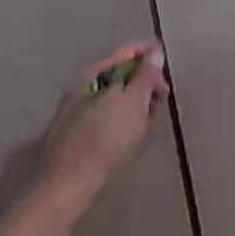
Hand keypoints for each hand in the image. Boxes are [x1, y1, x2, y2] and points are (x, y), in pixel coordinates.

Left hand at [44, 39, 168, 198]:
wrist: (69, 183)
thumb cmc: (105, 138)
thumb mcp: (134, 103)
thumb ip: (147, 76)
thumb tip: (155, 52)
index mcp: (92, 74)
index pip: (124, 53)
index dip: (146, 51)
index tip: (165, 55)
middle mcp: (81, 88)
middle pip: (119, 74)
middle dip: (143, 79)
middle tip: (164, 93)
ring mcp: (76, 111)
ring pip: (113, 96)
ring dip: (135, 100)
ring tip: (153, 112)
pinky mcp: (77, 134)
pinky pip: (107, 115)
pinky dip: (124, 116)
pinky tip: (134, 130)